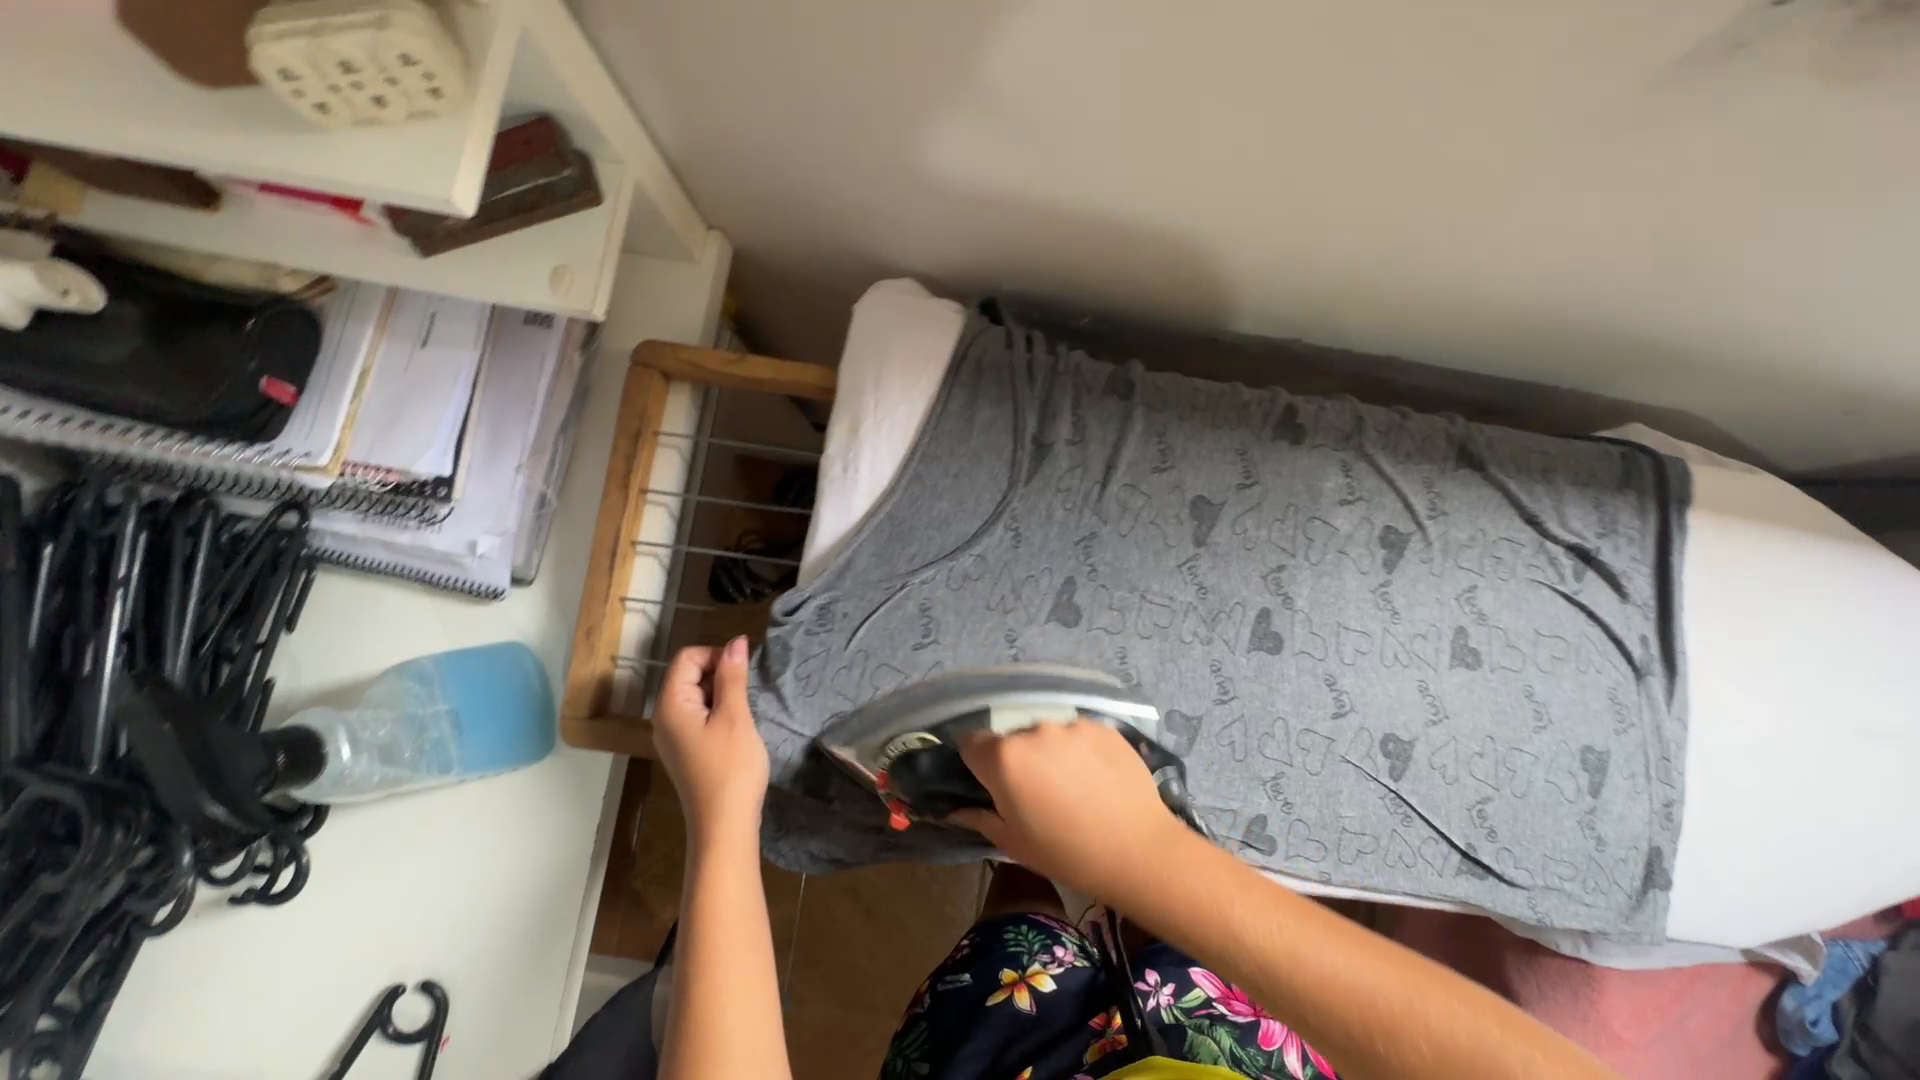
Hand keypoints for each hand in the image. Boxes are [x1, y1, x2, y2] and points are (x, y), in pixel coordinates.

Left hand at [653, 637, 768, 845]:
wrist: (724, 825)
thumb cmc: (731, 768)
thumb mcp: (735, 717)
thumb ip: (732, 676)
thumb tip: (735, 641)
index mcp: (670, 705)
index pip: (687, 658)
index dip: (716, 655)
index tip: (744, 670)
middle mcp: (664, 718)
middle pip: (689, 675)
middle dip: (720, 674)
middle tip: (748, 693)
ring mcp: (674, 736)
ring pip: (697, 696)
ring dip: (722, 694)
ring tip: (745, 711)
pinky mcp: (686, 751)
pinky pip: (699, 717)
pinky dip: (719, 713)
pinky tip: (738, 728)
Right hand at [949, 721, 1194, 904]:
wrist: (1138, 850)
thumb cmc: (1066, 853)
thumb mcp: (1013, 843)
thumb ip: (979, 817)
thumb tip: (954, 809)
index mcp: (1004, 758)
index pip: (971, 742)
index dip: (977, 763)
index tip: (991, 784)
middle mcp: (1033, 730)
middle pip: (1011, 737)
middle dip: (1016, 758)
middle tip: (1034, 791)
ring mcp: (1070, 725)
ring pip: (1046, 734)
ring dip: (1048, 752)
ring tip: (1070, 785)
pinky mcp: (1101, 726)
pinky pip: (1077, 733)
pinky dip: (1078, 750)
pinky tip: (1094, 778)